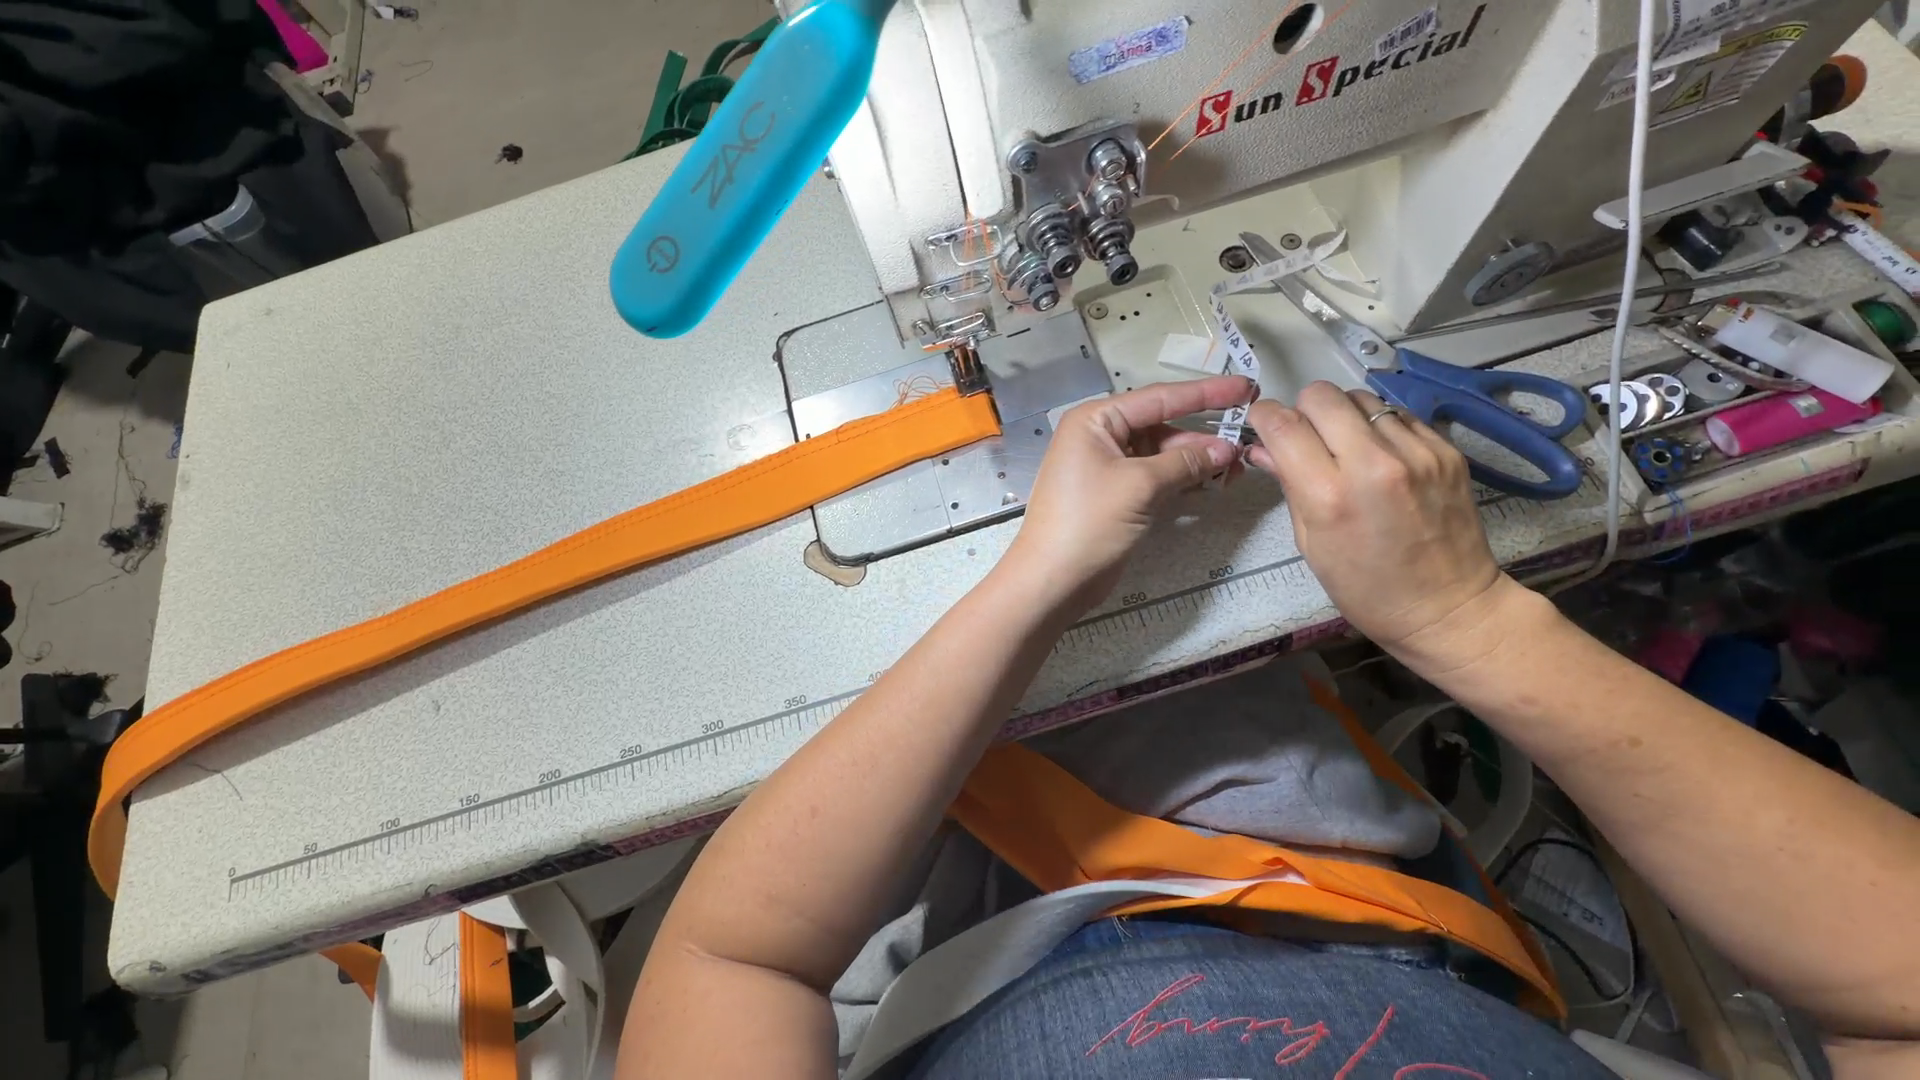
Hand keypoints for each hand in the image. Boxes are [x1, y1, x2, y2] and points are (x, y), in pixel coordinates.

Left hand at [1006, 376, 1251, 610]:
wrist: (1053, 579)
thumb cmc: (1088, 522)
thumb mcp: (1140, 486)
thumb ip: (1185, 463)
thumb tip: (1226, 449)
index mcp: (1096, 420)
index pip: (1158, 397)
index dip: (1205, 392)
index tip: (1245, 387)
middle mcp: (1100, 437)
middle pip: (1162, 424)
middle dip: (1203, 432)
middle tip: (1247, 436)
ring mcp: (1108, 467)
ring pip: (1162, 453)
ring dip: (1197, 458)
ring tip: (1237, 465)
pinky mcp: (1117, 495)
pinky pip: (1156, 477)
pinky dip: (1183, 478)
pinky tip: (1213, 481)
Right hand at [1246, 382, 1533, 675]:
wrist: (1448, 608)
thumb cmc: (1366, 589)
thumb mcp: (1310, 544)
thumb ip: (1288, 485)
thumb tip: (1262, 448)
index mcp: (1329, 495)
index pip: (1283, 424)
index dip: (1264, 417)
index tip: (1263, 425)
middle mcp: (1372, 463)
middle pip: (1322, 396)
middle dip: (1304, 411)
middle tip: (1308, 438)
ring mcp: (1416, 453)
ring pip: (1362, 397)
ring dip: (1344, 415)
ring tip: (1347, 447)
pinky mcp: (1445, 450)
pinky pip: (1398, 415)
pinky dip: (1380, 428)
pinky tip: (1382, 458)